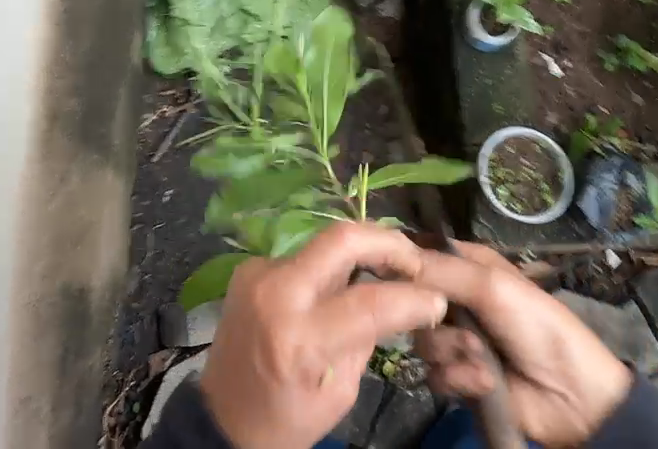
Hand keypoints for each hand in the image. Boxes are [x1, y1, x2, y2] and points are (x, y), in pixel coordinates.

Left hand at [199, 223, 449, 448]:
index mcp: (299, 338)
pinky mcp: (250, 267)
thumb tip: (399, 298)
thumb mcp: (340, 391)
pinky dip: (329, 266)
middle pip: (342, 238)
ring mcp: (258, 273)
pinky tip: (340, 284)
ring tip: (386, 269)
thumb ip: (365, 336)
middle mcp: (276, 293)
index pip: (369, 301)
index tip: (436, 300)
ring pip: (324, 243)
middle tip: (414, 260)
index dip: (412, 298)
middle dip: (387, 242)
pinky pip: (303, 256)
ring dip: (360, 252)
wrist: (221, 420)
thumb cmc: (287, 418)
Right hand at [413, 241, 632, 447]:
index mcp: (467, 266)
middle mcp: (457, 299)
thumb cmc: (536, 325)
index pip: (421, 257)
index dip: (405, 266)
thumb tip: (387, 258)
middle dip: (435, 319)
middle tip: (459, 326)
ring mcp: (457, 340)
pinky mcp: (459, 378)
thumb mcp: (491, 286)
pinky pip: (434, 375)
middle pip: (415, 302)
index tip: (392, 276)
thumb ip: (441, 270)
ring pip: (423, 341)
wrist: (571, 395)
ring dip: (453, 353)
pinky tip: (486, 382)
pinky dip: (460, 379)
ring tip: (483, 359)